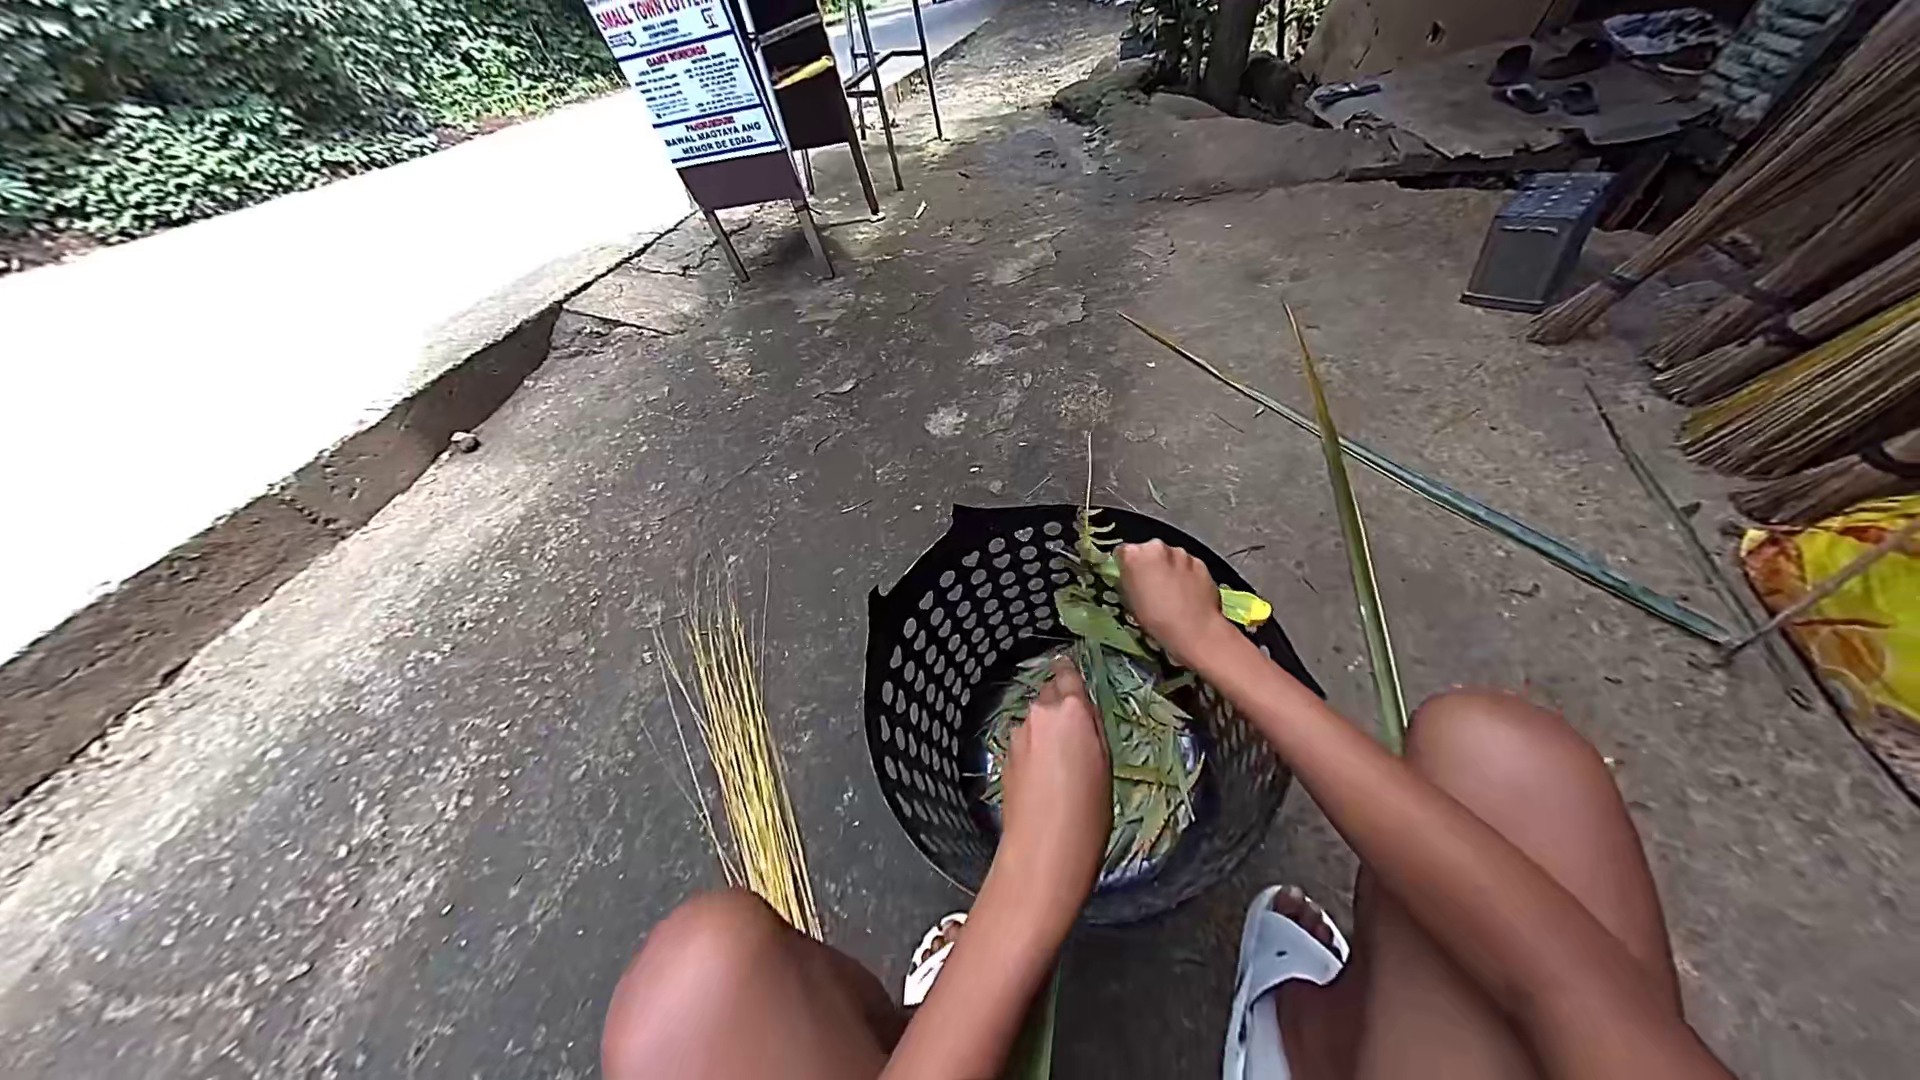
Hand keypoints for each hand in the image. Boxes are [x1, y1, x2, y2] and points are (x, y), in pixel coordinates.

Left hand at [995, 658, 1110, 921]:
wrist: (1043, 850)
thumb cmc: (1088, 810)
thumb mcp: (1105, 763)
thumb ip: (1091, 727)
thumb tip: (1081, 710)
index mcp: (1069, 709)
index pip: (1068, 674)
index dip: (1072, 678)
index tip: (1076, 684)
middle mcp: (1038, 712)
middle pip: (1050, 694)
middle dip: (1060, 705)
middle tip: (1076, 732)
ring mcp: (1017, 733)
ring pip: (1036, 719)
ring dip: (1046, 729)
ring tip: (1061, 761)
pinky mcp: (1004, 754)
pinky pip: (1025, 740)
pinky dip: (1034, 747)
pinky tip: (1043, 775)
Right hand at [1116, 540, 1234, 665]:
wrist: (1194, 629)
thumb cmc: (1154, 618)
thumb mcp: (1128, 600)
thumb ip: (1128, 580)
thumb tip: (1132, 576)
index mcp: (1133, 554)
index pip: (1122, 552)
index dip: (1125, 565)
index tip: (1130, 577)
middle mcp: (1156, 546)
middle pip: (1148, 551)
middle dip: (1149, 564)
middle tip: (1152, 584)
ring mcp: (1181, 553)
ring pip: (1170, 557)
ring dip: (1168, 568)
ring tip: (1173, 590)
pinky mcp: (1200, 562)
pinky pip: (1188, 566)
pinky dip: (1186, 574)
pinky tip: (1189, 593)